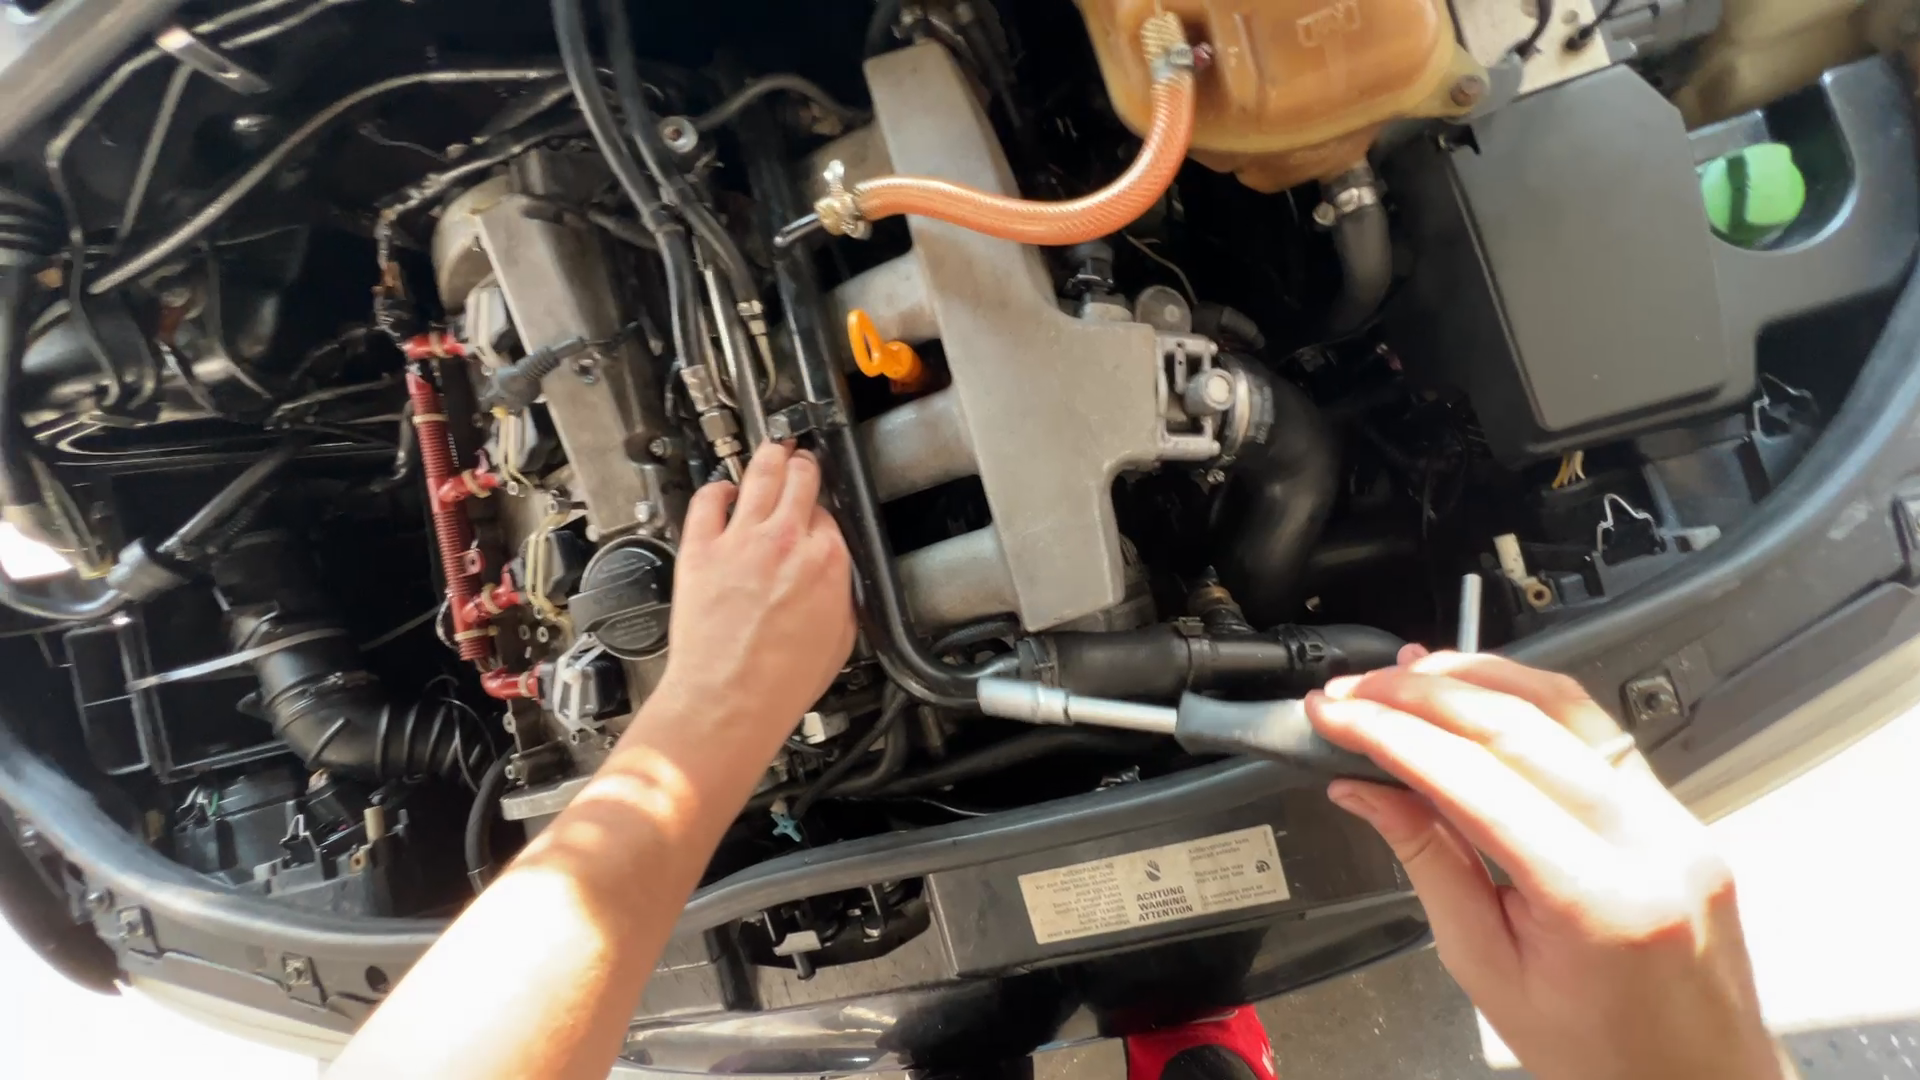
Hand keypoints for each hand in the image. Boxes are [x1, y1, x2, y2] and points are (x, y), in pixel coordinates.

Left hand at [651, 442, 855, 752]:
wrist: (730, 701)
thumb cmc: (781, 681)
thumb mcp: (841, 639)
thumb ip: (842, 597)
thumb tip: (836, 582)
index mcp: (827, 561)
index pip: (830, 514)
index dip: (824, 512)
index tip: (820, 511)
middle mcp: (786, 540)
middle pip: (799, 478)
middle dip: (803, 465)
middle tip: (801, 460)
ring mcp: (741, 540)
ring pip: (760, 474)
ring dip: (769, 456)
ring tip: (771, 449)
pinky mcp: (701, 549)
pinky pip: (708, 501)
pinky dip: (717, 488)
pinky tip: (723, 488)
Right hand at [1307, 649, 1786, 1079]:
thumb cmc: (1596, 1053)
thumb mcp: (1481, 961)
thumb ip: (1423, 858)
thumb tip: (1359, 786)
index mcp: (1598, 898)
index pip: (1468, 777)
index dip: (1384, 733)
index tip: (1330, 714)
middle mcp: (1649, 842)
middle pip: (1511, 723)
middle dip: (1412, 693)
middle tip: (1348, 690)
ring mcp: (1671, 817)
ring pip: (1556, 701)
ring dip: (1464, 675)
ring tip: (1396, 672)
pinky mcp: (1670, 806)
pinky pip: (1586, 721)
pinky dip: (1514, 689)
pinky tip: (1467, 685)